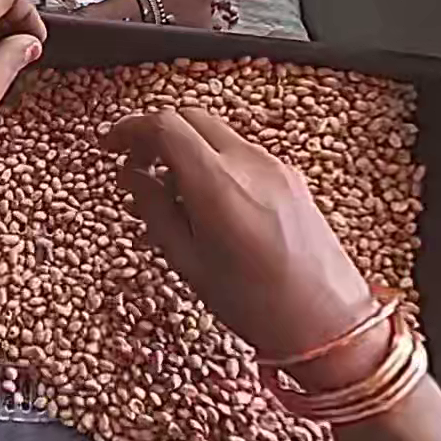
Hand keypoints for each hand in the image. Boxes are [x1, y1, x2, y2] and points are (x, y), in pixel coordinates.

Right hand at [101, 108, 376, 367]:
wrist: (330, 323)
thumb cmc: (253, 303)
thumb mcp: (186, 260)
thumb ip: (154, 208)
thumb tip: (131, 176)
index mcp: (217, 185)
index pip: (165, 126)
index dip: (130, 129)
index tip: (110, 147)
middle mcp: (248, 162)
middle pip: (188, 117)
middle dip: (153, 133)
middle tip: (132, 164)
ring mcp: (273, 165)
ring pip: (212, 133)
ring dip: (180, 147)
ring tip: (163, 191)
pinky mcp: (288, 175)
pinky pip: (236, 151)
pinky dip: (207, 160)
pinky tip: (198, 198)